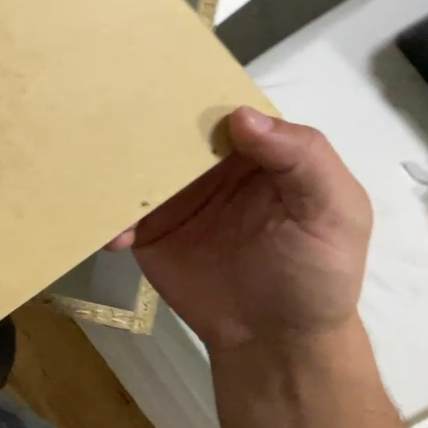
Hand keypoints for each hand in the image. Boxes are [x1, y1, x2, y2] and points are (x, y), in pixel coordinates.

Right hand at [108, 108, 372, 352]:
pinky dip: (108, 220)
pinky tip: (113, 235)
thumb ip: (301, 159)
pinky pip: (120, 217)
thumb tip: (238, 116)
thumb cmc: (316, 273)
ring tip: (95, 175)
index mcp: (258, 155)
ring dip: (115, 172)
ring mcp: (174, 200)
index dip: (196, 98)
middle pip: (170, 137)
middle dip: (141, 130)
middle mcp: (209, 170)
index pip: (224, 114)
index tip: (159, 86)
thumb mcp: (333, 211)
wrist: (273, 340)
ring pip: (137, 173)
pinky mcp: (147, 233)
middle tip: (109, 122)